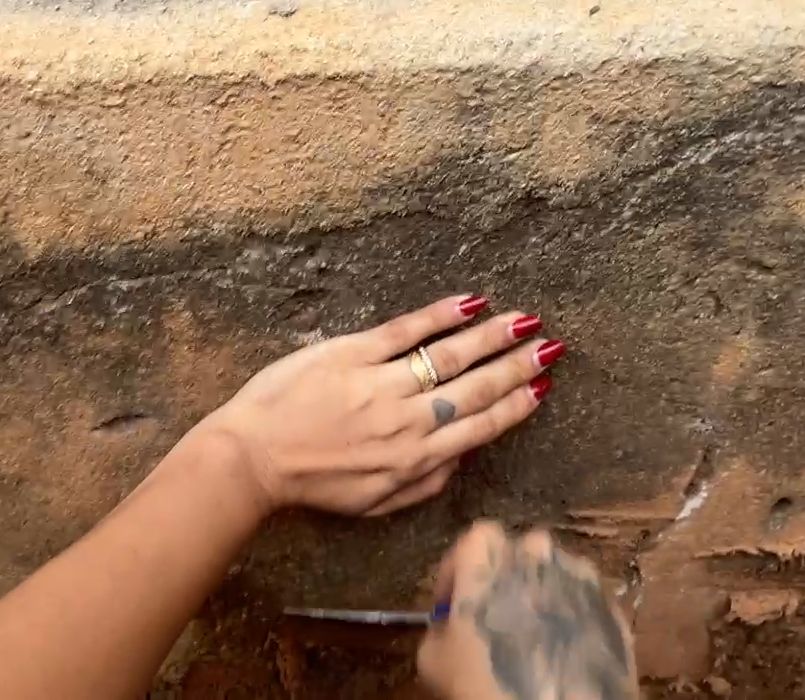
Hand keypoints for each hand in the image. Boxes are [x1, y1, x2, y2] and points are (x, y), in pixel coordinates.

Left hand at [192, 295, 563, 516]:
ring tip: (523, 321)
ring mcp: (382, 383)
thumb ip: (424, 484)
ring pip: (449, 357)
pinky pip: (404, 330)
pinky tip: (470, 301)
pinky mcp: (353, 353)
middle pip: (474, 388)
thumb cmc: (312, 482)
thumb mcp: (374, 503)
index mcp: (415, 458)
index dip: (516, 406)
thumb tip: (463, 457)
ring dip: (491, 338)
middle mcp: (407, 420)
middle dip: (517, 366)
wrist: (254, 458)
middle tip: (549, 346)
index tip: (542, 387)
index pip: (479, 427)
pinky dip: (440, 314)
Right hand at [418, 523, 637, 699]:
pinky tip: (563, 659)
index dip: (458, 574)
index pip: (470, 543)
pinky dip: (573, 623)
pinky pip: (584, 606)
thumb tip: (448, 629)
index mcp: (488, 551)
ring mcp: (580, 577)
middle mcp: (535, 550)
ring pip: (553, 577)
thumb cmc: (485, 683)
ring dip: (540, 598)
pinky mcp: (614, 610)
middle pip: (515, 555)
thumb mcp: (432, 661)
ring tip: (532, 643)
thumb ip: (437, 630)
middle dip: (503, 581)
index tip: (451, 607)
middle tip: (494, 623)